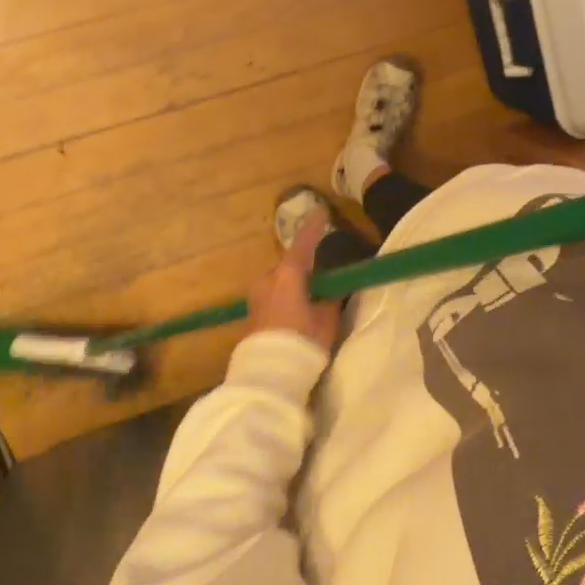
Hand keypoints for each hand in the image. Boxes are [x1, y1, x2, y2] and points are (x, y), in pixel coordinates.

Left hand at [246, 214, 343, 351]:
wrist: (269, 374)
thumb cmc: (303, 342)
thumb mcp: (326, 319)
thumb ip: (330, 298)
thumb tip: (332, 288)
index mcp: (288, 274)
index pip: (303, 242)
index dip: (314, 226)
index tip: (321, 210)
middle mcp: (268, 278)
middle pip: (290, 264)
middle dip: (305, 266)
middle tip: (323, 276)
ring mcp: (256, 295)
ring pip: (280, 281)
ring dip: (295, 284)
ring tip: (311, 298)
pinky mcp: (252, 312)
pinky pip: (273, 295)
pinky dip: (286, 296)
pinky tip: (297, 311)